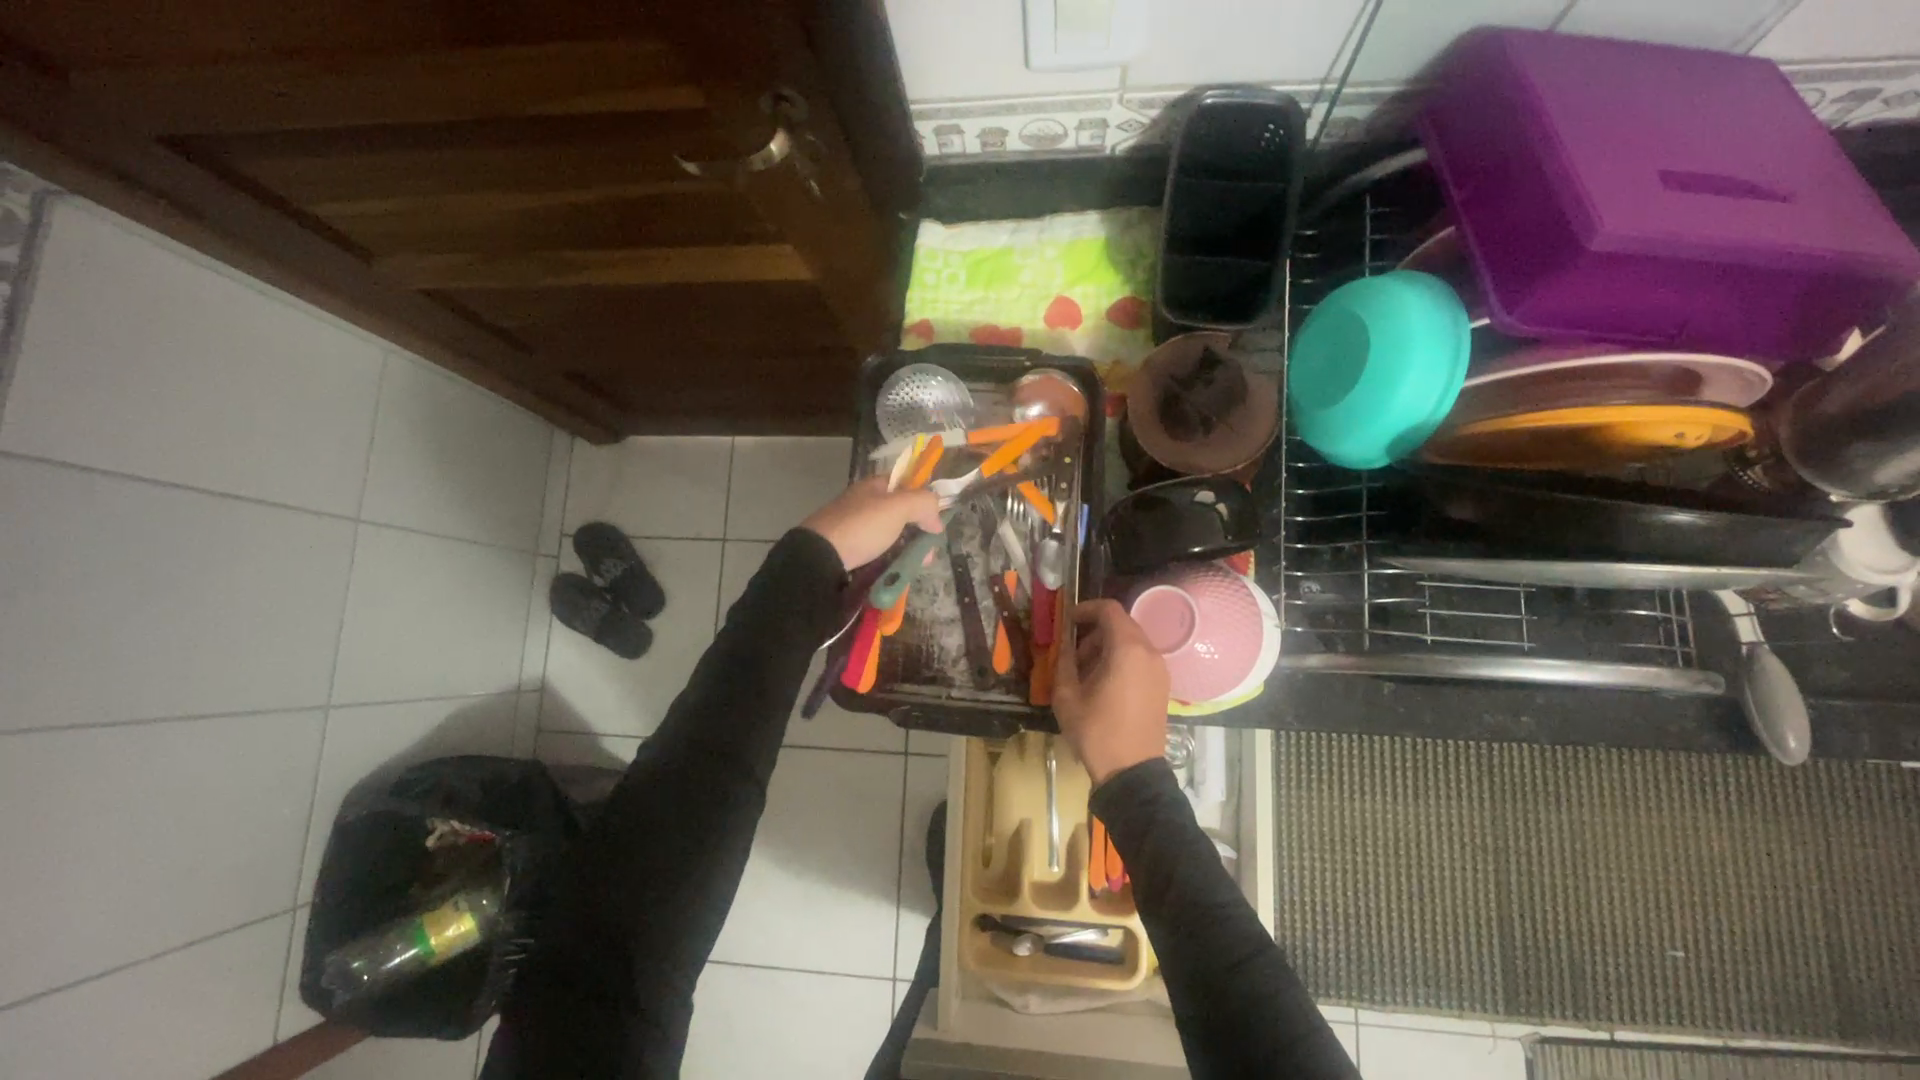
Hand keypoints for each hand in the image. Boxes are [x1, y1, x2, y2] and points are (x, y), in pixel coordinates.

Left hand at [801, 476, 943, 571]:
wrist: (819, 559)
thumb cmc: (861, 526)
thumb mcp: (898, 507)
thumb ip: (924, 504)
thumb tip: (937, 520)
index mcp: (874, 487)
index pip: (906, 484)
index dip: (924, 498)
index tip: (936, 520)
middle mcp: (865, 505)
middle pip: (902, 515)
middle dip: (919, 533)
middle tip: (927, 553)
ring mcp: (857, 530)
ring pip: (893, 538)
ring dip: (908, 552)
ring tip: (915, 567)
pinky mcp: (851, 553)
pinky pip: (879, 555)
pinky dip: (891, 563)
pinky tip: (897, 573)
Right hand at [1053, 599, 1169, 785]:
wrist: (1132, 771)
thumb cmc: (1096, 731)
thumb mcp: (1067, 696)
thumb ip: (1064, 662)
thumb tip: (1064, 646)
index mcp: (1127, 649)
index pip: (1109, 610)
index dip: (1085, 609)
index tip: (1067, 623)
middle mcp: (1149, 652)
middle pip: (1121, 624)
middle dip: (1094, 632)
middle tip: (1072, 654)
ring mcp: (1160, 669)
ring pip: (1131, 642)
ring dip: (1107, 647)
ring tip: (1085, 673)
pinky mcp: (1162, 685)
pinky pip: (1140, 659)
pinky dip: (1121, 660)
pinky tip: (1103, 684)